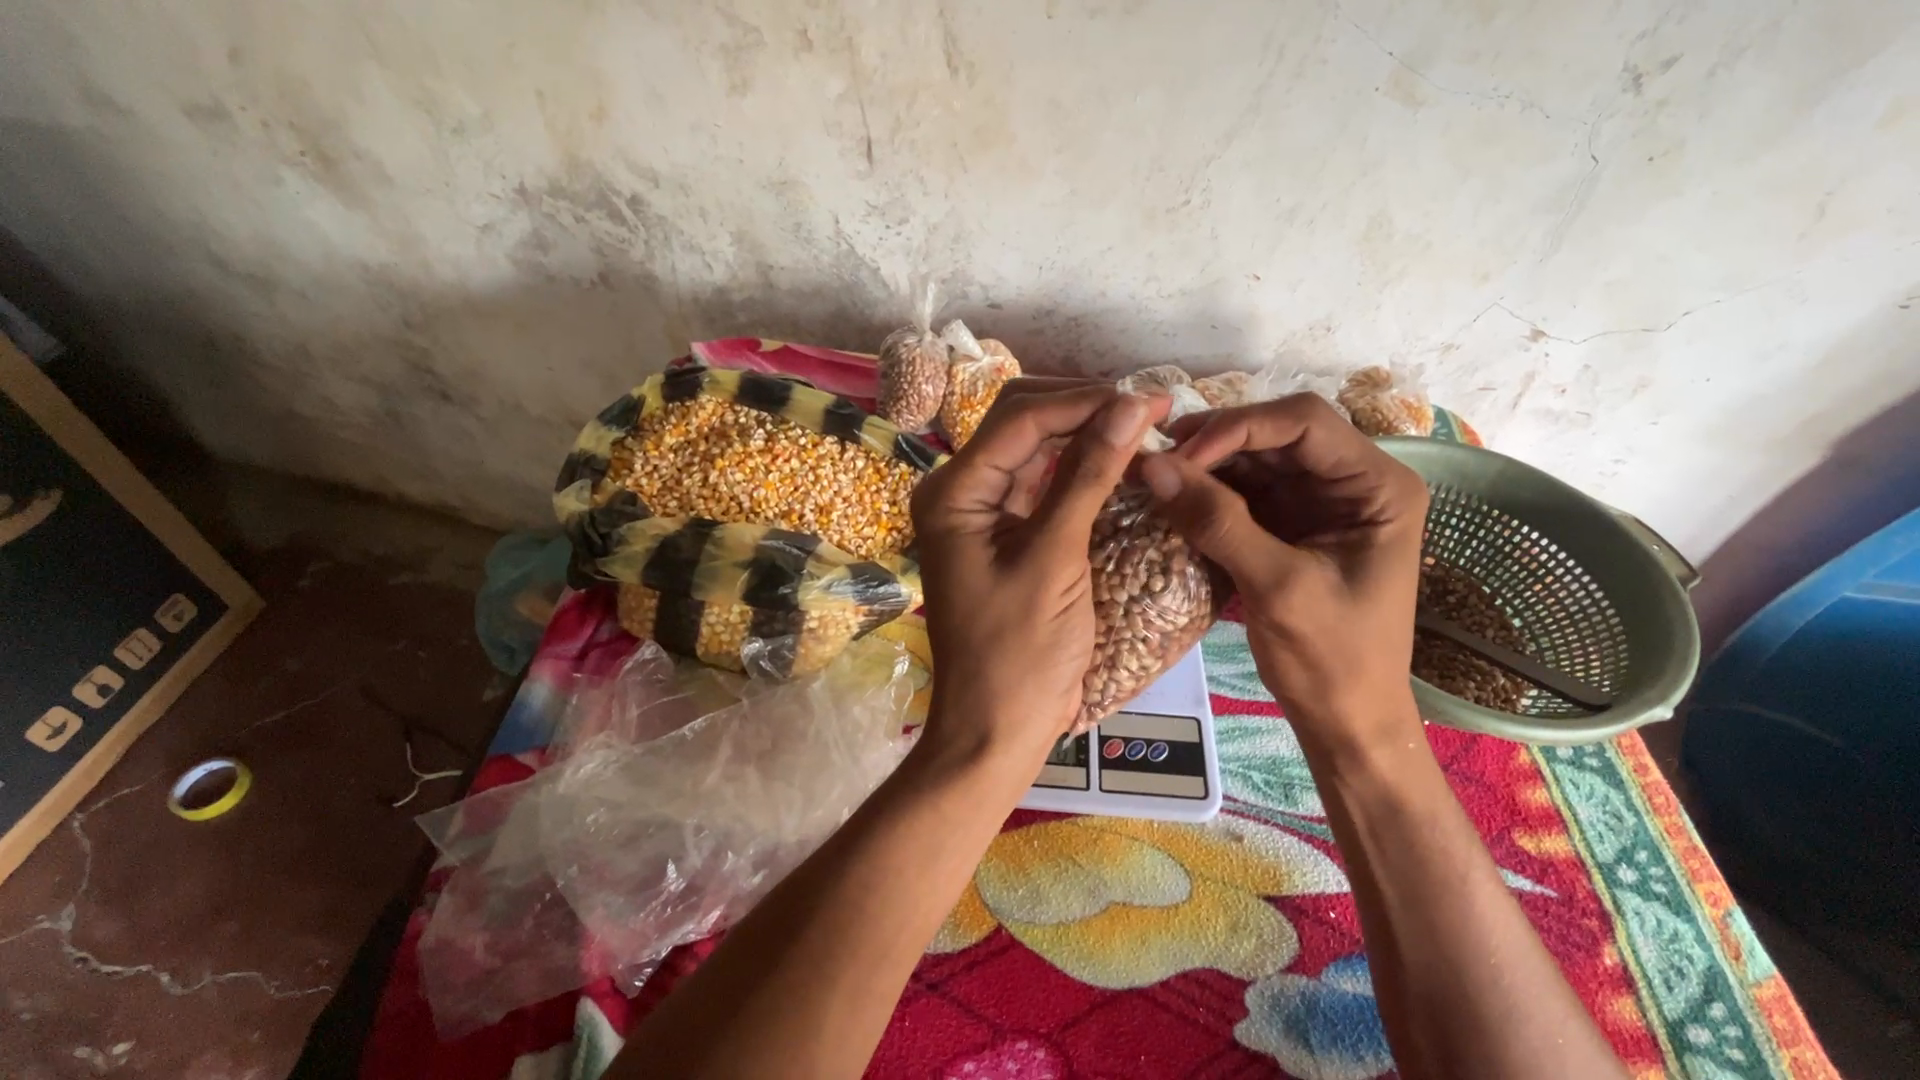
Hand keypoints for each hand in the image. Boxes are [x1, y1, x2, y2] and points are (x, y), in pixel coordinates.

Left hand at [911, 387, 1166, 765]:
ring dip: (1085, 436)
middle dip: (1083, 410)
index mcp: (954, 492)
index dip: (1086, 401)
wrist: (997, 726)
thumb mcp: (1056, 559)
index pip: (1021, 419)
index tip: (1150, 398)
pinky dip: (1079, 472)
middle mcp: (960, 493)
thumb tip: (1131, 406)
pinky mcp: (1004, 536)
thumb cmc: (1021, 652)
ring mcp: (980, 515)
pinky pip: (1041, 486)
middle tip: (1150, 410)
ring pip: (1034, 451)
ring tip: (1144, 428)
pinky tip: (1118, 464)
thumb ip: (1088, 478)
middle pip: (1022, 424)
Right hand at [1137, 393, 1429, 756]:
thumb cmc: (1332, 659)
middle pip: (1277, 433)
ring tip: (1155, 476)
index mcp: (1378, 487)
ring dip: (1206, 465)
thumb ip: (1217, 522)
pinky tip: (1174, 497)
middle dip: (1216, 443)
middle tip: (1156, 460)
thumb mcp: (1276, 588)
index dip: (1238, 428)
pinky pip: (1246, 490)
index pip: (1305, 424)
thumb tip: (1152, 466)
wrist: (1346, 720)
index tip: (1179, 455)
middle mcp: (1354, 481)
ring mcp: (1321, 502)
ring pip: (1256, 459)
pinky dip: (1209, 491)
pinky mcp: (1292, 524)